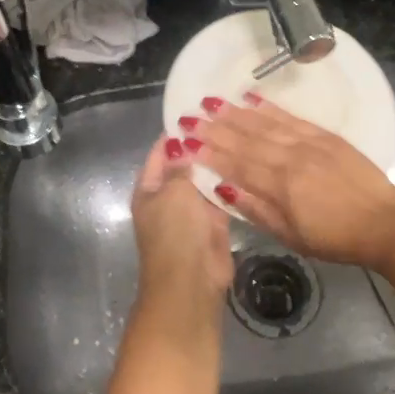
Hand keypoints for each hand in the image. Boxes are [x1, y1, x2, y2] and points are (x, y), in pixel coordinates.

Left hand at [131, 135, 231, 322]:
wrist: (191, 283)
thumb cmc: (175, 233)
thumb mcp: (174, 192)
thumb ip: (181, 166)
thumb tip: (183, 142)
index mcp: (149, 188)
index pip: (160, 152)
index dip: (176, 133)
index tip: (197, 110)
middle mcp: (168, 197)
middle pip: (184, 166)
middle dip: (200, 147)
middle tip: (225, 119)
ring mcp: (191, 212)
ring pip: (204, 181)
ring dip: (216, 165)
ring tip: (239, 135)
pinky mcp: (213, 225)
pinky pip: (221, 198)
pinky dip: (230, 185)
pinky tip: (246, 163)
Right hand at [189, 95, 394, 268]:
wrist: (385, 223)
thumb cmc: (335, 239)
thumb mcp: (292, 236)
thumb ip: (257, 211)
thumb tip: (223, 189)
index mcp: (279, 186)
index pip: (236, 166)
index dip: (209, 154)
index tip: (185, 144)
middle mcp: (289, 158)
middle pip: (245, 140)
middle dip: (215, 129)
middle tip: (189, 118)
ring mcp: (308, 143)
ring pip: (264, 124)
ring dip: (235, 114)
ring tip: (211, 103)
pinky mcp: (324, 135)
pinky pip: (290, 117)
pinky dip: (268, 107)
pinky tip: (250, 99)